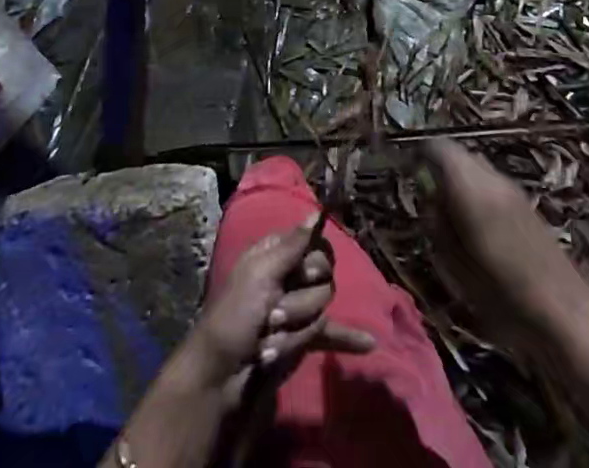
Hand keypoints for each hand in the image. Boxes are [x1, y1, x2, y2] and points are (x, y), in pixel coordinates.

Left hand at [182, 217, 375, 400]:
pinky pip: (331, 334)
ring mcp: (296, 310)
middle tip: (272, 313)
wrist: (218, 376)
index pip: (318, 247)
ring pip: (322, 311)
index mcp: (276, 256)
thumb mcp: (260, 274)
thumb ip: (293, 245)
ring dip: (295, 329)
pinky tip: (370, 345)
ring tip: (269, 337)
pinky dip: (349, 339)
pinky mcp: (300, 339)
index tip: (303, 273)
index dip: (315, 262)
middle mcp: (289, 278)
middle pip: (325, 281)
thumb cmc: (234, 317)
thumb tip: (316, 212)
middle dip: (301, 302)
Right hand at [421, 140, 588, 334]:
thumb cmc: (501, 295)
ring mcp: (513, 189)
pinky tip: (473, 222)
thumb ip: (437, 221)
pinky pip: (490, 181)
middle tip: (424, 197)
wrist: (561, 309)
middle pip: (459, 154)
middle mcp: (494, 180)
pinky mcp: (525, 202)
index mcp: (473, 191)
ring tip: (447, 212)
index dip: (419, 154)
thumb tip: (427, 194)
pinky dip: (475, 189)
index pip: (440, 149)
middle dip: (438, 167)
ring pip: (476, 166)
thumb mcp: (454, 264)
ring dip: (458, 178)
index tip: (405, 171)